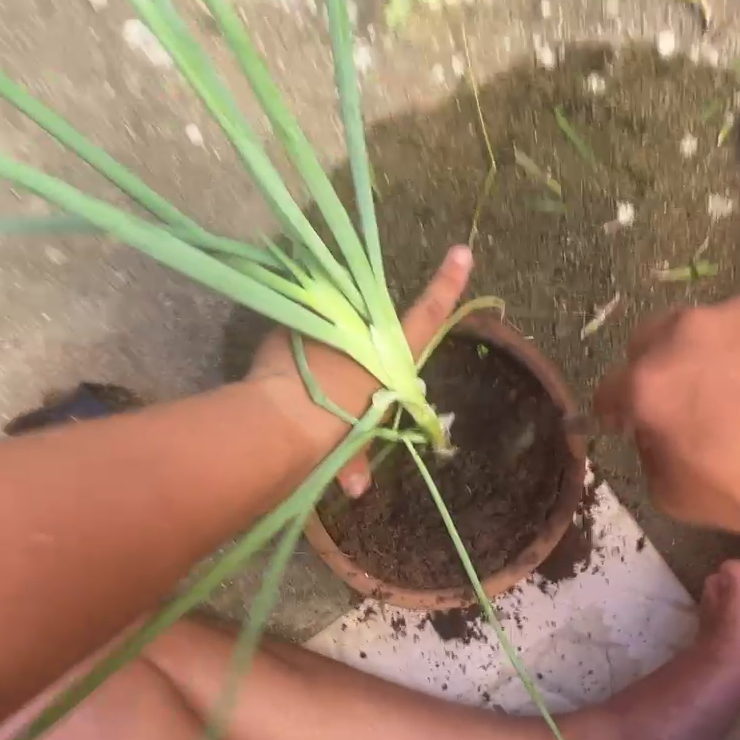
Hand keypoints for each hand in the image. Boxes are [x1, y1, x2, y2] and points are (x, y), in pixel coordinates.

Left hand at [249, 246, 472, 496]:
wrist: (287, 418)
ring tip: (303, 374)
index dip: (447, 286)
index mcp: (391, 359)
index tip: (462, 252)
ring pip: (330, 324)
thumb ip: (354, 461)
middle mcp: (364, 334)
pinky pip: (294, 329)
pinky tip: (277, 370)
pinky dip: (288, 348)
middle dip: (358, 333)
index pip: (427, 317)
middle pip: (368, 321)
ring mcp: (328, 324)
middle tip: (340, 367)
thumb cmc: (334, 433)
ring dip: (320, 343)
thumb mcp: (350, 449)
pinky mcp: (291, 324)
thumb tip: (355, 488)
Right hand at [594, 289, 739, 539]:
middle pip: (648, 343)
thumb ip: (649, 456)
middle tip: (687, 403)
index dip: (615, 413)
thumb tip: (653, 431)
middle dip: (655, 370)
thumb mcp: (681, 499)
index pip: (608, 391)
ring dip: (708, 354)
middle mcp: (686, 333)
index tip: (627, 425)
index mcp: (650, 384)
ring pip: (704, 327)